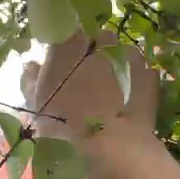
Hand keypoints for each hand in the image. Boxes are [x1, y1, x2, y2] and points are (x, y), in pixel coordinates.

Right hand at [21, 32, 156, 146]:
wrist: (108, 147)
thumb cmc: (62, 123)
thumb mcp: (36, 103)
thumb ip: (31, 78)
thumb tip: (32, 65)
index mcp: (69, 44)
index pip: (66, 31)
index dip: (65, 45)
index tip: (61, 61)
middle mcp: (99, 42)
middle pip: (96, 39)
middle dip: (91, 54)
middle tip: (85, 80)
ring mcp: (127, 57)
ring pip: (118, 53)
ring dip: (114, 65)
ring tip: (108, 92)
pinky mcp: (148, 75)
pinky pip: (139, 71)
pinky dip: (134, 80)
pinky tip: (126, 99)